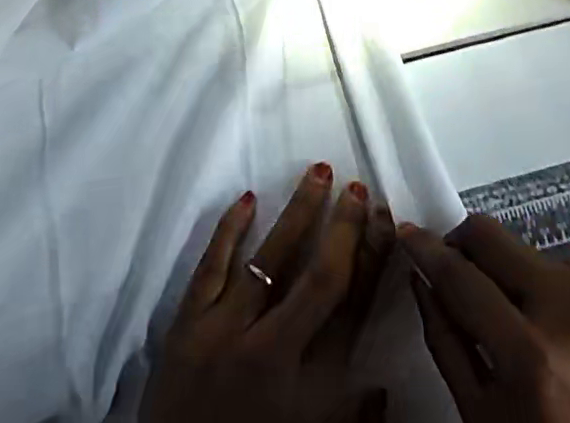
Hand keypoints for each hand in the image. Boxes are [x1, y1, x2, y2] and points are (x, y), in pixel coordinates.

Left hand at [143, 164, 394, 422]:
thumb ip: (353, 420)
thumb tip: (383, 388)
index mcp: (309, 384)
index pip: (351, 308)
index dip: (371, 260)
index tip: (384, 221)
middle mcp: (272, 349)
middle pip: (318, 277)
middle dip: (342, 228)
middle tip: (358, 187)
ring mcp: (223, 332)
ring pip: (269, 258)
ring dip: (297, 213)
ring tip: (318, 172)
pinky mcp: (185, 325)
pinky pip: (211, 266)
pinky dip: (230, 230)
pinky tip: (248, 198)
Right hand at [398, 215, 569, 422]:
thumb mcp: (483, 417)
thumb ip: (445, 341)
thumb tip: (421, 280)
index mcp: (529, 353)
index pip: (459, 274)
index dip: (425, 248)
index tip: (404, 232)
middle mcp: (564, 308)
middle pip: (489, 234)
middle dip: (456, 242)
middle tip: (445, 269)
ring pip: (516, 247)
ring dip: (490, 261)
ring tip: (486, 302)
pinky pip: (545, 267)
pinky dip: (520, 277)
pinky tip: (521, 314)